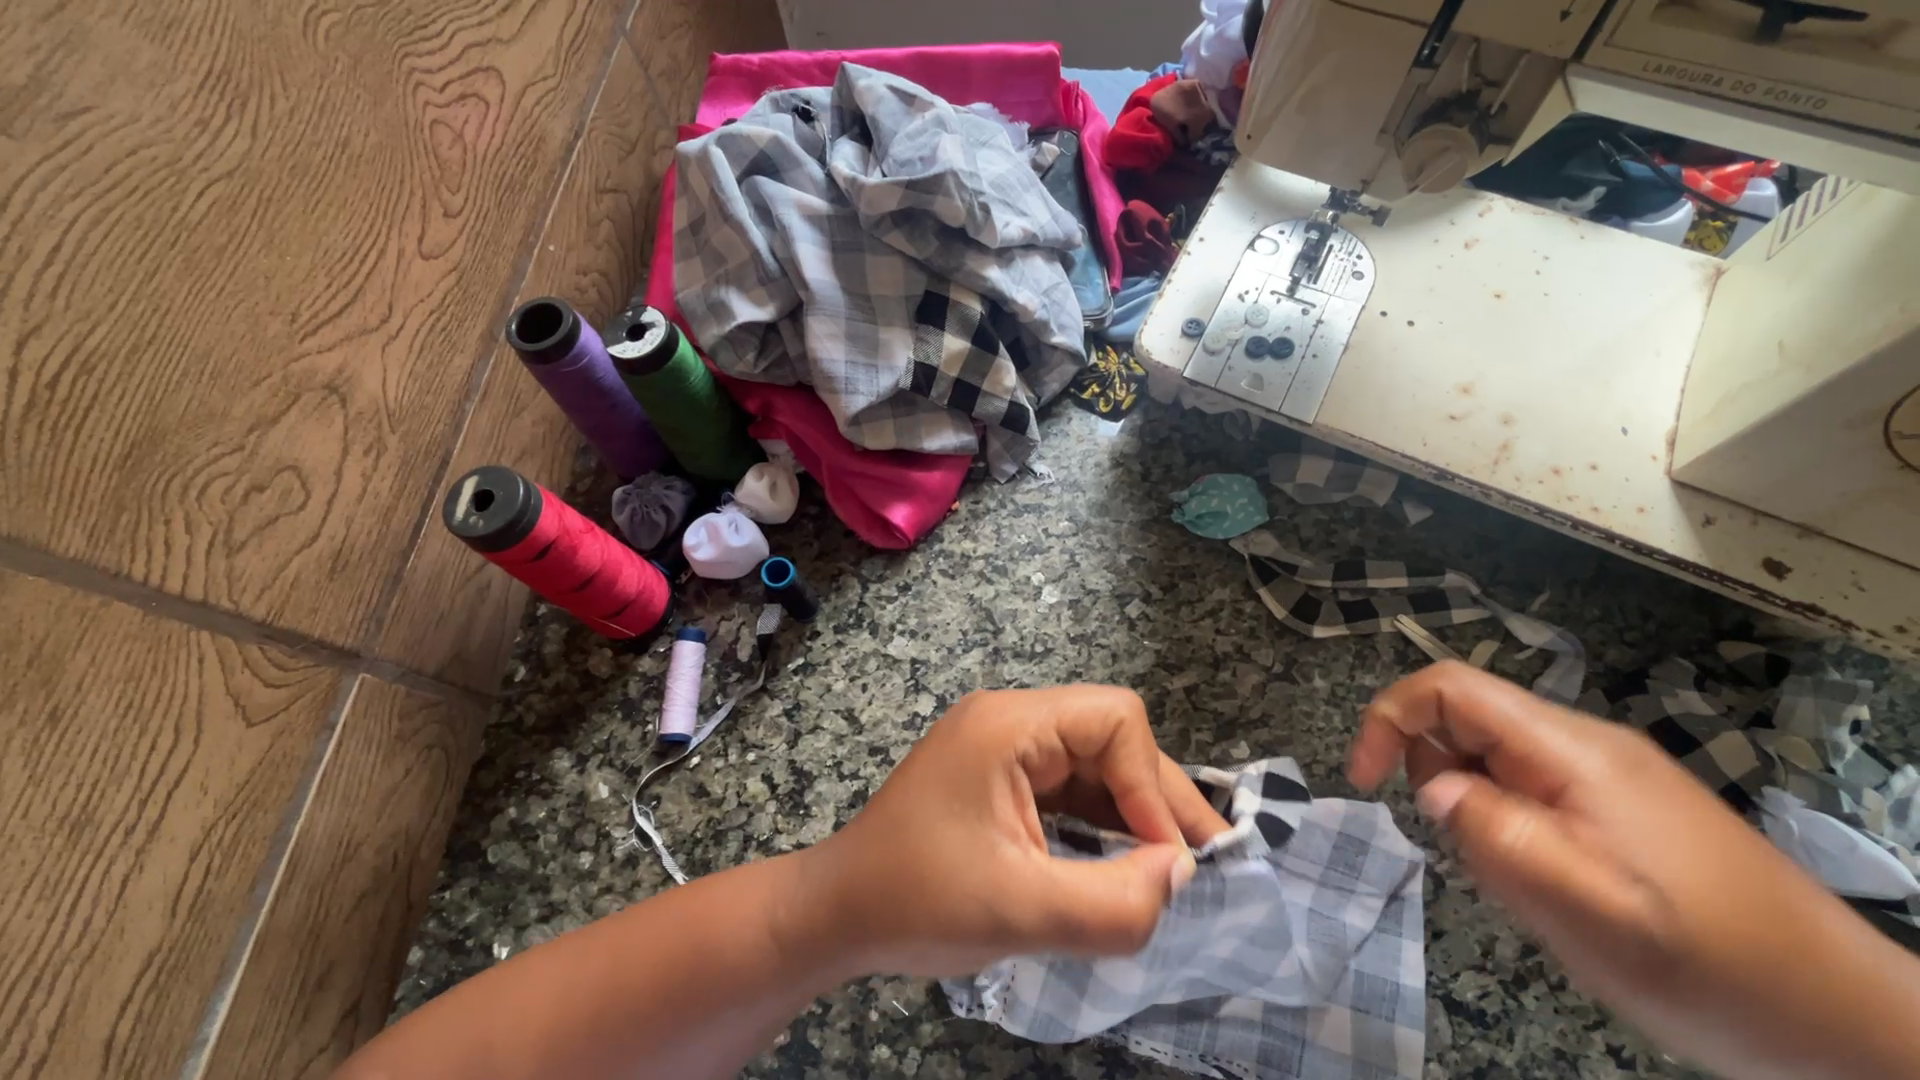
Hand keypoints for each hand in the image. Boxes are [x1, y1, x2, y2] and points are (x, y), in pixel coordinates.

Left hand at [789, 686, 1229, 977]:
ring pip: (1095, 763)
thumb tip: (1178, 874)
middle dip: (1157, 799)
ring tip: (1178, 866)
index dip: (1152, 784)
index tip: (1167, 857)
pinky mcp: (998, 779)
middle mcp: (1008, 722)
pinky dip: (1102, 821)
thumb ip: (1112, 902)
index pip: (1114, 720)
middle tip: (1209, 860)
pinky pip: (1069, 786)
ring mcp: (1002, 748)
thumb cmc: (916, 903)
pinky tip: (1125, 859)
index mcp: (1007, 727)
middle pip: (1110, 737)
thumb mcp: (1020, 912)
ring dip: (1134, 813)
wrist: (838, 914)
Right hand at [1349, 661, 1919, 1079]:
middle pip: (1466, 724)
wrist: (1842, 1016)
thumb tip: (1430, 786)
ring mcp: (1605, 773)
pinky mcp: (1619, 804)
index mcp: (1572, 751)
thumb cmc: (1710, 964)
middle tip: (1479, 861)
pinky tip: (1559, 889)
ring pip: (1493, 765)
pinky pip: (1530, 795)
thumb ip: (1497, 836)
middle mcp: (1585, 744)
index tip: (1363, 782)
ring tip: (1532, 888)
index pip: (1450, 687)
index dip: (1388, 718)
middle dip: (1441, 784)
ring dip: (1482, 821)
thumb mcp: (1587, 910)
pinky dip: (1515, 836)